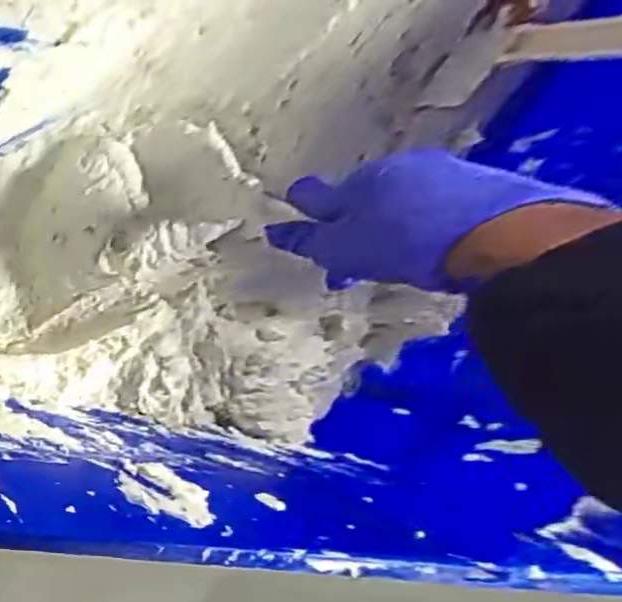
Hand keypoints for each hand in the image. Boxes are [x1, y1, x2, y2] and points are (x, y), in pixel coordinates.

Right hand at [264, 149, 612, 291]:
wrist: (502, 234)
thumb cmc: (399, 244)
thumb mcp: (337, 250)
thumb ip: (303, 240)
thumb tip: (272, 230)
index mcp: (357, 181)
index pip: (314, 193)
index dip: (300, 208)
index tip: (290, 223)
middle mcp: (397, 167)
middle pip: (358, 199)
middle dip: (346, 225)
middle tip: (340, 260)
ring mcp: (442, 171)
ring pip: (392, 202)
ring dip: (380, 227)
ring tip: (379, 260)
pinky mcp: (478, 182)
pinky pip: (428, 204)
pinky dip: (414, 224)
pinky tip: (416, 247)